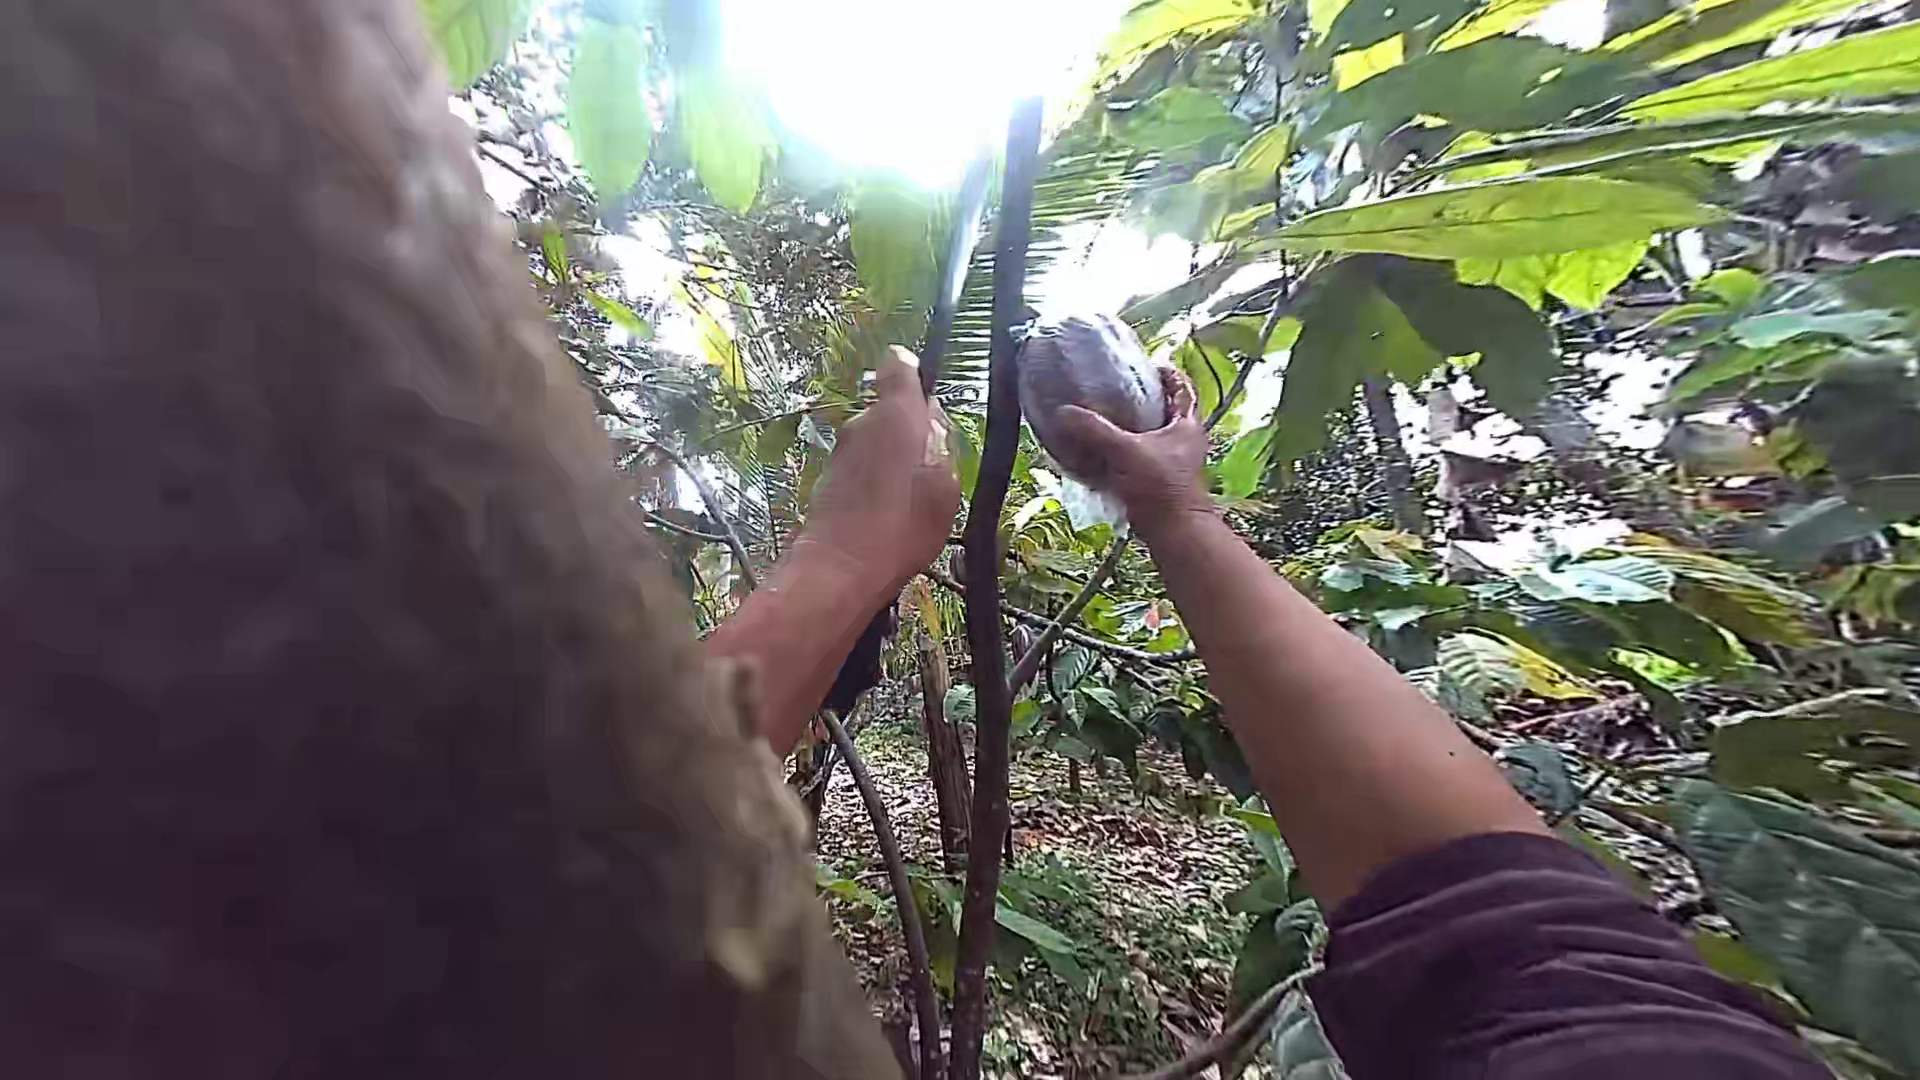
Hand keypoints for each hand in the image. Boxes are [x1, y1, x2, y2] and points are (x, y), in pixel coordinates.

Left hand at [799, 346, 961, 596]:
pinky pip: (860, 468)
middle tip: (931, 469)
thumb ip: (941, 442)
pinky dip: (874, 481)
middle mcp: (863, 424)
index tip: (926, 397)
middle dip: (910, 431)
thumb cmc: (905, 526)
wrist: (843, 568)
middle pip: (890, 411)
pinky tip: (886, 514)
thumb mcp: (945, 485)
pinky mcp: (828, 478)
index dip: (913, 373)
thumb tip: (931, 416)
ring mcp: (841, 451)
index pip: (899, 367)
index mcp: (897, 415)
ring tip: (909, 500)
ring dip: (892, 459)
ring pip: (875, 442)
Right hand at [1052, 367, 1213, 539]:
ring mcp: (1173, 463)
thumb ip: (1094, 430)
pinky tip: (1102, 451)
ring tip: (1104, 418)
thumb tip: (1063, 412)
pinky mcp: (1159, 481)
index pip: (1183, 388)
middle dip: (1144, 400)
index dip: (1169, 373)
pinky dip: (1125, 452)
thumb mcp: (1124, 451)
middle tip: (1117, 390)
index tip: (1148, 365)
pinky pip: (1141, 458)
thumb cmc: (1158, 486)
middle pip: (1166, 411)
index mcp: (1186, 425)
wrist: (1173, 531)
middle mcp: (1184, 441)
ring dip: (1133, 427)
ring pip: (1153, 436)